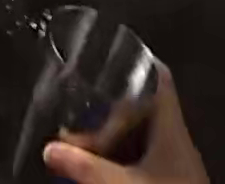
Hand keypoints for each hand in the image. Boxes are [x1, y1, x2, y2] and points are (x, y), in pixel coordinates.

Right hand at [44, 67, 208, 183]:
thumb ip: (86, 168)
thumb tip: (49, 150)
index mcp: (170, 127)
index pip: (160, 76)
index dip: (136, 58)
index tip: (110, 52)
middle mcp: (174, 139)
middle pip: (144, 102)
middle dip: (111, 100)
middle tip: (82, 100)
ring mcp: (174, 163)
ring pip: (142, 130)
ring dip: (114, 129)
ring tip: (84, 132)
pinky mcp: (168, 179)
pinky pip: (143, 154)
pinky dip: (120, 151)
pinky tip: (101, 161)